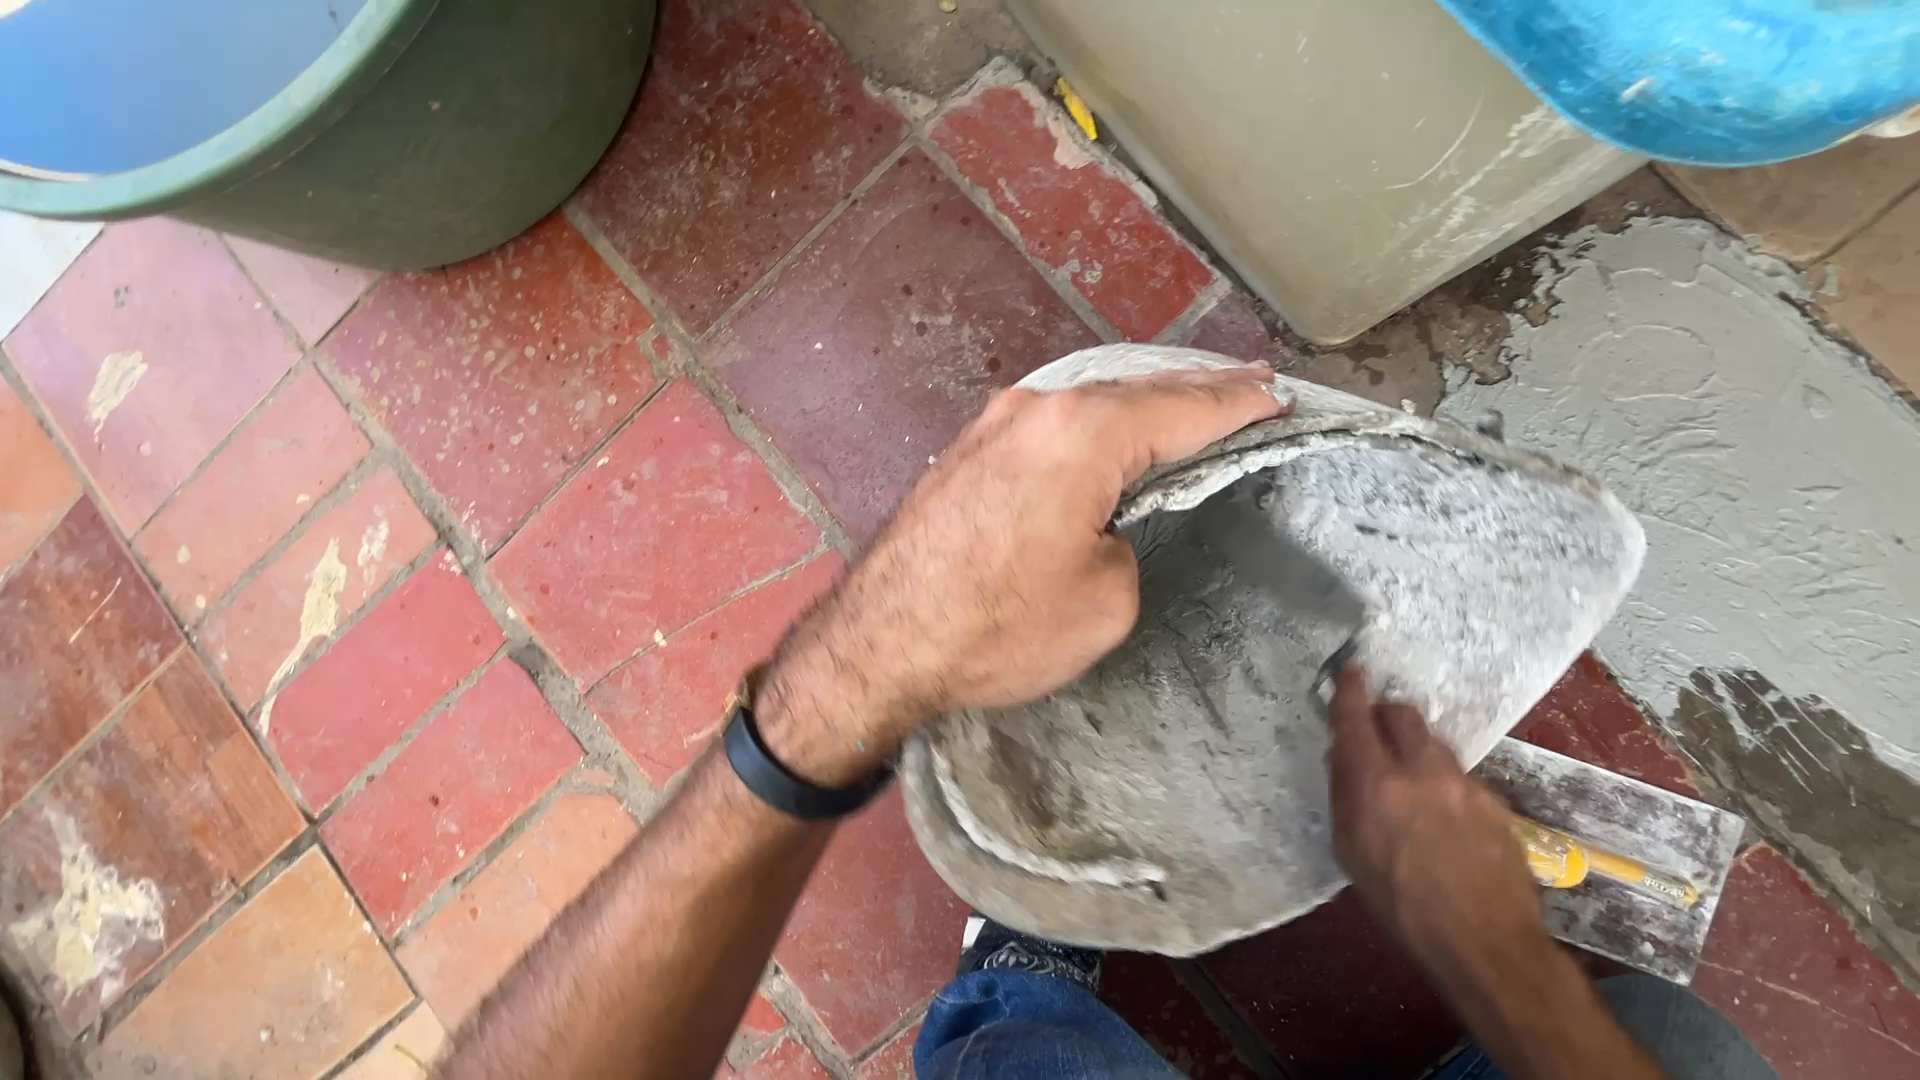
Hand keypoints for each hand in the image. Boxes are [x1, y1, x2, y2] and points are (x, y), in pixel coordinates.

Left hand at [760, 366, 1286, 782]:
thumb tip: (1102, 525)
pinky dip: (1096, 425)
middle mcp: (1037, 407)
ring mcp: (994, 423)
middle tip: (1250, 388)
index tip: (1279, 398)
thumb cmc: (996, 628)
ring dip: (1144, 404)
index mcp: (1082, 432)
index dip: (1240, 404)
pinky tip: (1113, 435)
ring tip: (1192, 404)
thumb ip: (1127, 542)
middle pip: (1138, 389)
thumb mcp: (1104, 601)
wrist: (877, 642)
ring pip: (1091, 401)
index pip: (1185, 407)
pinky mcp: (969, 449)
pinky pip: (1053, 422)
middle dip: (1199, 389)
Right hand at [1326, 665, 1546, 974]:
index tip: (1350, 669)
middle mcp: (1423, 773)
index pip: (1356, 719)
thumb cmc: (1400, 904)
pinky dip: (1444, 784)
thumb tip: (1342, 755)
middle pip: (1404, 715)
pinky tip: (1445, 821)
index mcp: (1377, 785)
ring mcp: (1467, 786)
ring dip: (1415, 750)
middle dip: (1385, 714)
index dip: (1350, 689)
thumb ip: (1344, 795)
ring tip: (1411, 786)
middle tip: (1376, 733)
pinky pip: (1461, 778)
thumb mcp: (1350, 851)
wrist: (1485, 946)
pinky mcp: (1497, 804)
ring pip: (1435, 744)